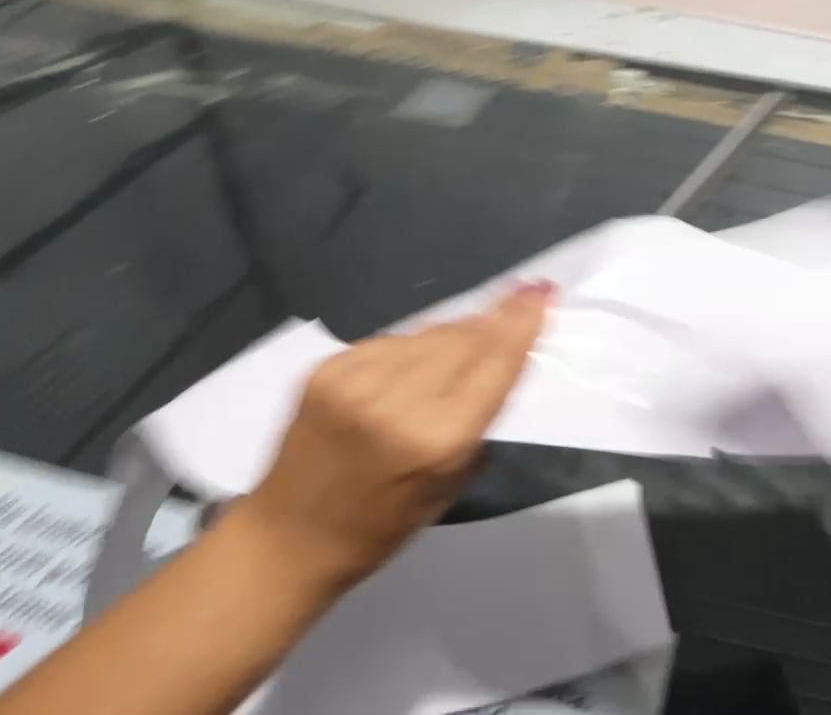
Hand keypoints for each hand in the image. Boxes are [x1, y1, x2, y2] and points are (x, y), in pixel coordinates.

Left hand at [224, 282, 552, 594]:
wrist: (290, 538)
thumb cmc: (384, 526)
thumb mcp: (451, 482)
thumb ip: (479, 419)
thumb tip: (500, 358)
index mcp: (437, 441)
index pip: (493, 363)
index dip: (520, 324)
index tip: (540, 293)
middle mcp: (396, 403)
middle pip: (464, 339)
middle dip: (494, 320)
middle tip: (518, 302)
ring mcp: (356, 382)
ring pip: (428, 333)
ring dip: (456, 331)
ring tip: (471, 334)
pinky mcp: (326, 369)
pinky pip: (391, 340)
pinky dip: (413, 344)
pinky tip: (417, 359)